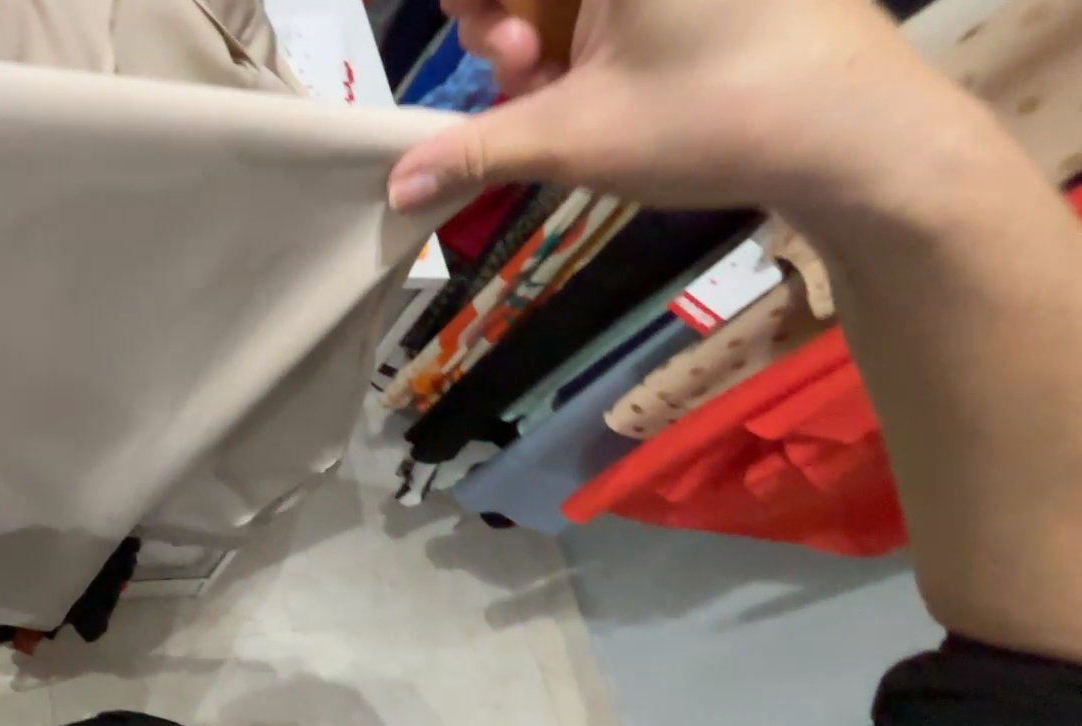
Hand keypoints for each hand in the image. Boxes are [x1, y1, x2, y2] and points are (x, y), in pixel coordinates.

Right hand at [388, 0, 984, 215]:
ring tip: (544, 87)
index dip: (474, 3)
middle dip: (497, 18)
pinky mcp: (680, 0)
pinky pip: (595, 9)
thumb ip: (472, 152)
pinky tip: (571, 84)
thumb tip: (397, 184)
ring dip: (528, 41)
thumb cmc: (711, 116)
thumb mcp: (573, 137)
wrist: (851, 135)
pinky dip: (567, 45)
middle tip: (516, 67)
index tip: (477, 36)